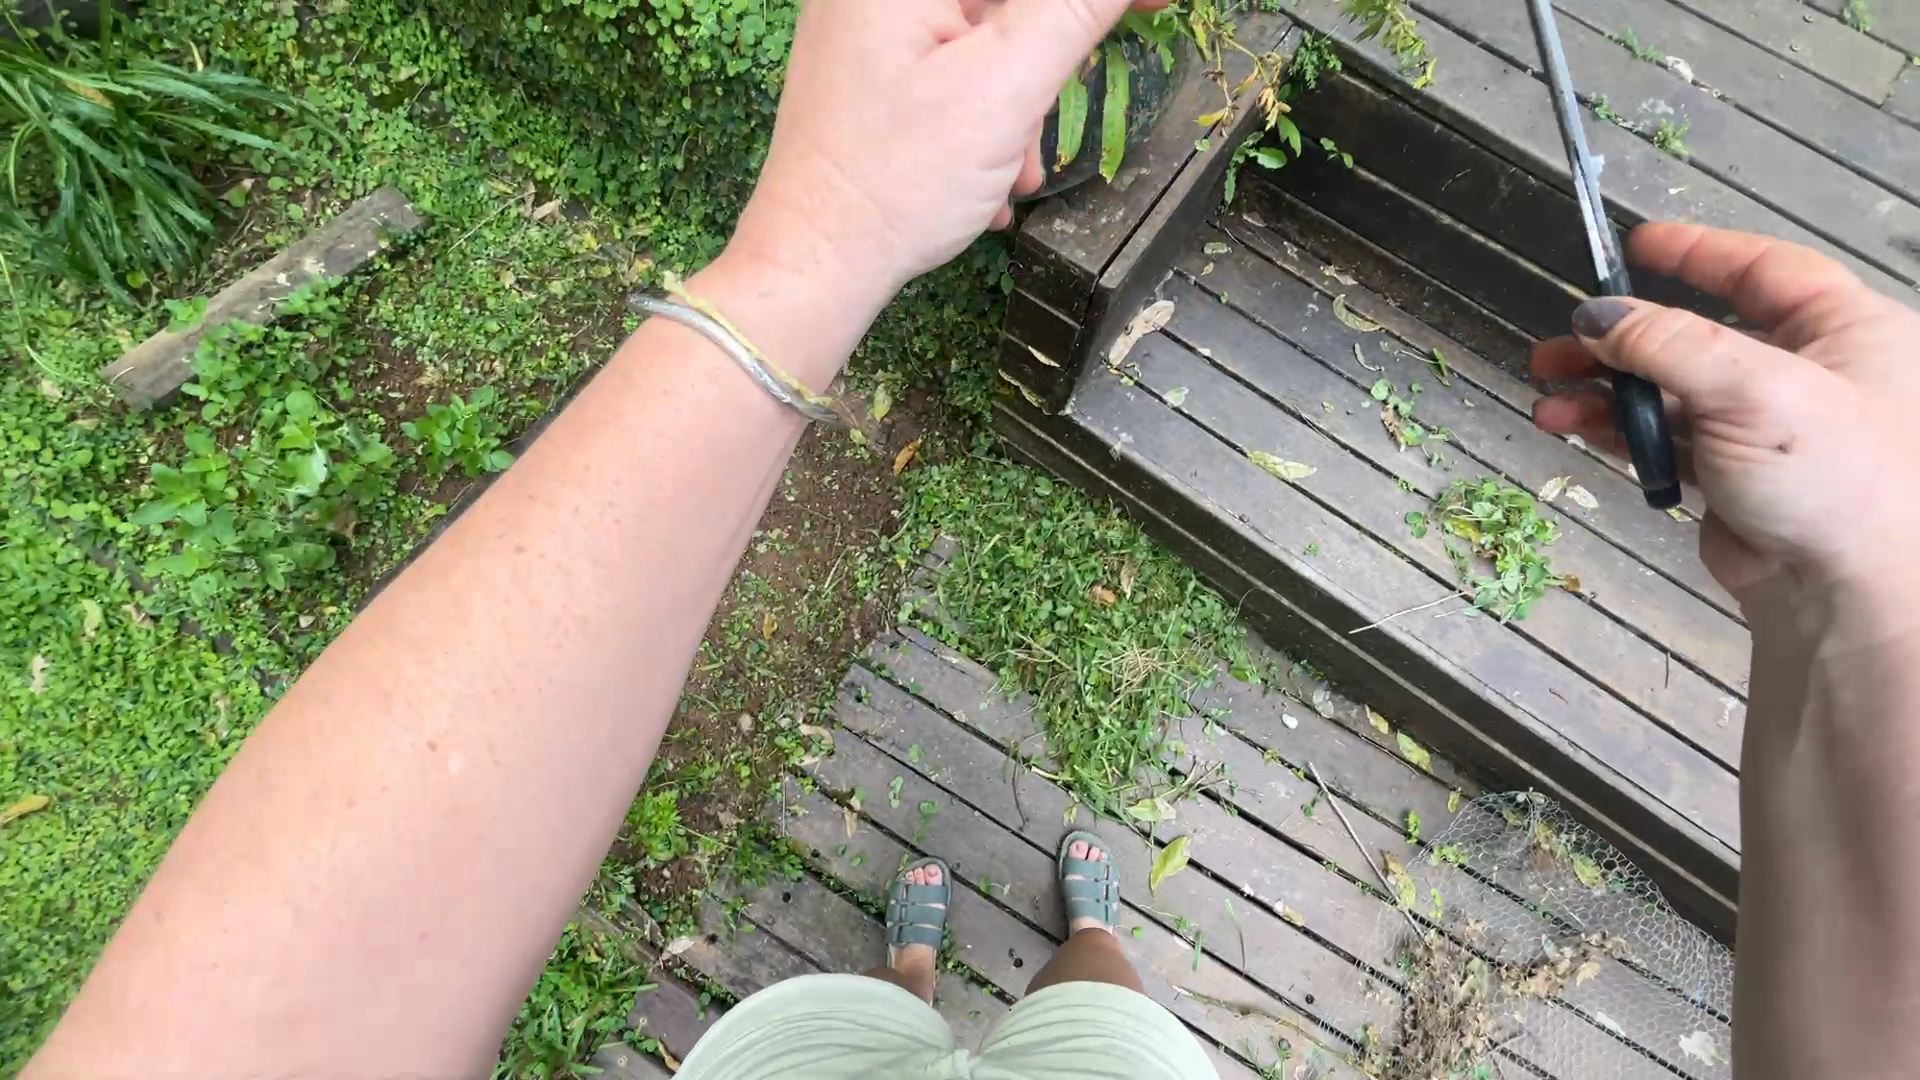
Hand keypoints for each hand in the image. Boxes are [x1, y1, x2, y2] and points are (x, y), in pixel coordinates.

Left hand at [729, 0, 1163, 302]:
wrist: (817, 265)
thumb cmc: (900, 181)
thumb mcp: (1005, 88)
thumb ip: (1073, 10)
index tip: (1153, 7)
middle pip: (998, 8)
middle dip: (1038, 72)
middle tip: (1038, 136)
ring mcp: (864, 35)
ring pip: (975, 47)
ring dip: (1011, 114)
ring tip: (1010, 179)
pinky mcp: (864, 82)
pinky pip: (943, 81)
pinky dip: (975, 126)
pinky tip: (980, 185)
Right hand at [1531, 224, 1919, 603]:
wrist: (1845, 586)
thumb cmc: (1831, 476)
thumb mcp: (1753, 391)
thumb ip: (1669, 344)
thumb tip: (1593, 314)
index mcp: (1840, 333)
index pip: (1763, 272)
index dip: (1697, 253)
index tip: (1635, 243)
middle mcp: (1797, 371)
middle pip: (1690, 335)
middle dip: (1617, 339)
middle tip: (1555, 343)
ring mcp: (1752, 424)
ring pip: (1659, 389)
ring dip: (1599, 390)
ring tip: (1546, 395)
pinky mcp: (1716, 468)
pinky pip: (1650, 434)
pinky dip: (1606, 427)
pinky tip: (1565, 425)